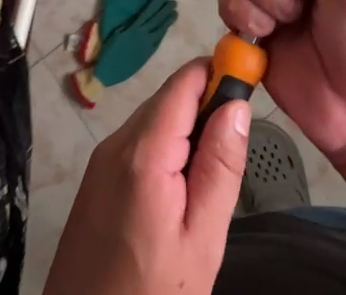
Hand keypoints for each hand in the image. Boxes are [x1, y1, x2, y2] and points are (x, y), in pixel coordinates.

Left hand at [44, 59, 249, 294]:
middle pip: (170, 98)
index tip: (251, 83)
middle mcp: (116, 143)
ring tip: (207, 183)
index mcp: (143, 152)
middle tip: (233, 156)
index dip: (219, 73)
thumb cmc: (152, 293)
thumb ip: (221, 167)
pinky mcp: (95, 178)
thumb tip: (238, 104)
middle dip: (206, 110)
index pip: (185, 82)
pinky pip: (138, 144)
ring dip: (187, 133)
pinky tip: (178, 195)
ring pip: (155, 120)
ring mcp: (101, 160)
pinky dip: (165, 152)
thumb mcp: (202, 238)